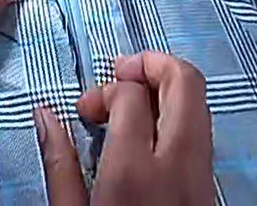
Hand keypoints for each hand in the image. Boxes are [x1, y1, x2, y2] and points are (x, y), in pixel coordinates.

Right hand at [36, 51, 216, 204]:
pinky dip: (175, 119)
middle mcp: (181, 168)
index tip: (86, 113)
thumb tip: (44, 112)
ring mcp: (205, 183)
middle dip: (150, 64)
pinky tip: (147, 141)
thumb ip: (60, 164)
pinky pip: (200, 134)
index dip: (104, 89)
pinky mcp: (213, 196)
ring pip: (199, 104)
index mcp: (137, 171)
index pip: (131, 93)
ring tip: (130, 110)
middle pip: (186, 81)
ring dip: (164, 91)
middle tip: (119, 77)